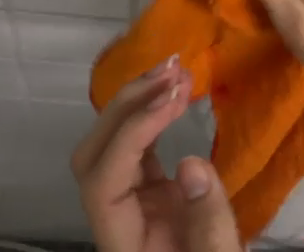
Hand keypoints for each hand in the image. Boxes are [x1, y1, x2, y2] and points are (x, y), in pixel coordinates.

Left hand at [71, 57, 239, 251]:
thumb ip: (209, 224)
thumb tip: (191, 163)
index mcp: (122, 243)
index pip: (103, 181)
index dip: (132, 133)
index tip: (175, 98)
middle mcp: (116, 220)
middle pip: (94, 155)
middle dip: (129, 105)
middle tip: (174, 70)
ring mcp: (131, 206)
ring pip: (111, 145)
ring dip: (140, 101)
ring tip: (179, 69)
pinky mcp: (149, 197)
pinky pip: (138, 150)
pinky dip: (153, 116)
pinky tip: (177, 95)